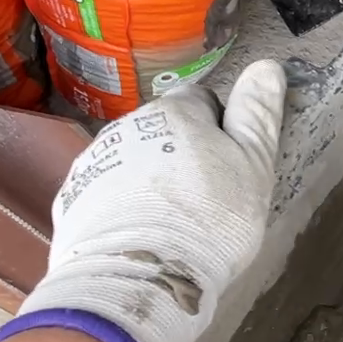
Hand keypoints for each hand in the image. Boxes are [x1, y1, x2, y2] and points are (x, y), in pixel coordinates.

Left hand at [0, 60, 286, 341]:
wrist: (141, 276)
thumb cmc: (212, 217)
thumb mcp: (253, 165)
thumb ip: (258, 115)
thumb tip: (268, 65)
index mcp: (176, 113)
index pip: (202, 99)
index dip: (221, 128)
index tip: (232, 164)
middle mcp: (128, 126)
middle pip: (164, 131)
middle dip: (183, 154)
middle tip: (208, 199)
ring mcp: (95, 163)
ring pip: (134, 161)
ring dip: (152, 180)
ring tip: (174, 223)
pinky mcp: (74, 201)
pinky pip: (108, 194)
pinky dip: (125, 207)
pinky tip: (144, 236)